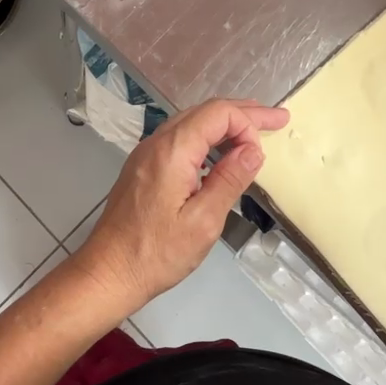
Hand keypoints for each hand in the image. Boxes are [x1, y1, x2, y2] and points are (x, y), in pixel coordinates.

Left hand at [71, 99, 289, 316]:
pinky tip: (220, 151)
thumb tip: (253, 150)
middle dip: (242, 114)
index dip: (246, 123)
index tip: (262, 152)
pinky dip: (206, 138)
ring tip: (255, 128)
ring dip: (224, 124)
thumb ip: (229, 180)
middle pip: (204, 113)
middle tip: (277, 119)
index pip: (217, 114)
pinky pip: (180, 139)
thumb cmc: (156, 253)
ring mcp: (146, 154)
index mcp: (172, 151)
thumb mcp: (203, 222)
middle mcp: (156, 143)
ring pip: (191, 124)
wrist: (108, 271)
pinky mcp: (143, 168)